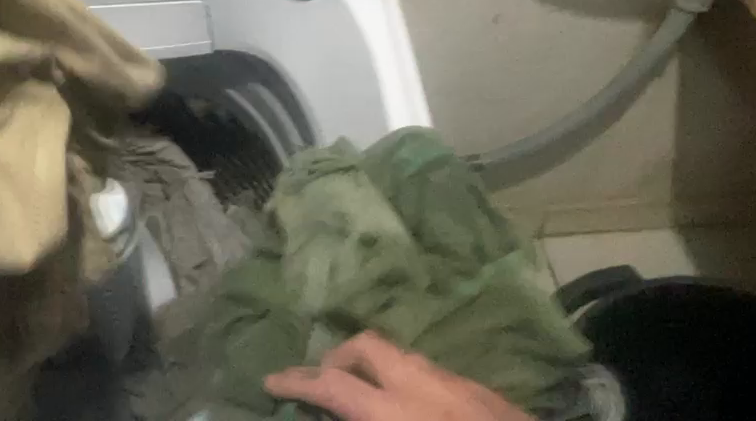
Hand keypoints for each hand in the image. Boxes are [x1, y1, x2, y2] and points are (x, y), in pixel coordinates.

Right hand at [263, 332, 533, 420]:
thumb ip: (367, 411)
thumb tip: (338, 405)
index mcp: (400, 410)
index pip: (336, 386)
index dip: (298, 380)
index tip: (270, 379)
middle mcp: (426, 384)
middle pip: (367, 345)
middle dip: (337, 357)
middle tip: (321, 382)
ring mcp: (459, 382)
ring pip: (401, 354)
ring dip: (373, 365)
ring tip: (363, 393)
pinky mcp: (484, 391)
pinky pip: (429, 370)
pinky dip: (406, 378)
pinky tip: (411, 404)